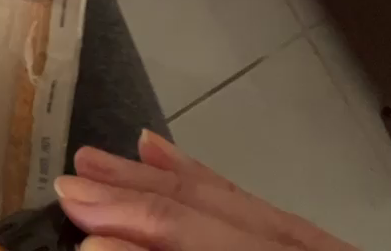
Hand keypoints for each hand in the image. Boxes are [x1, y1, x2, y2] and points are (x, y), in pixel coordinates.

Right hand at [56, 131, 358, 250]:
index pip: (213, 250)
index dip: (144, 234)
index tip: (81, 236)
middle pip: (217, 221)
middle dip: (136, 202)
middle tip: (66, 186)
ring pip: (231, 203)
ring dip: (152, 180)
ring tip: (93, 160)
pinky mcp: (324, 249)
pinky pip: (257, 204)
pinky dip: (199, 176)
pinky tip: (156, 150)